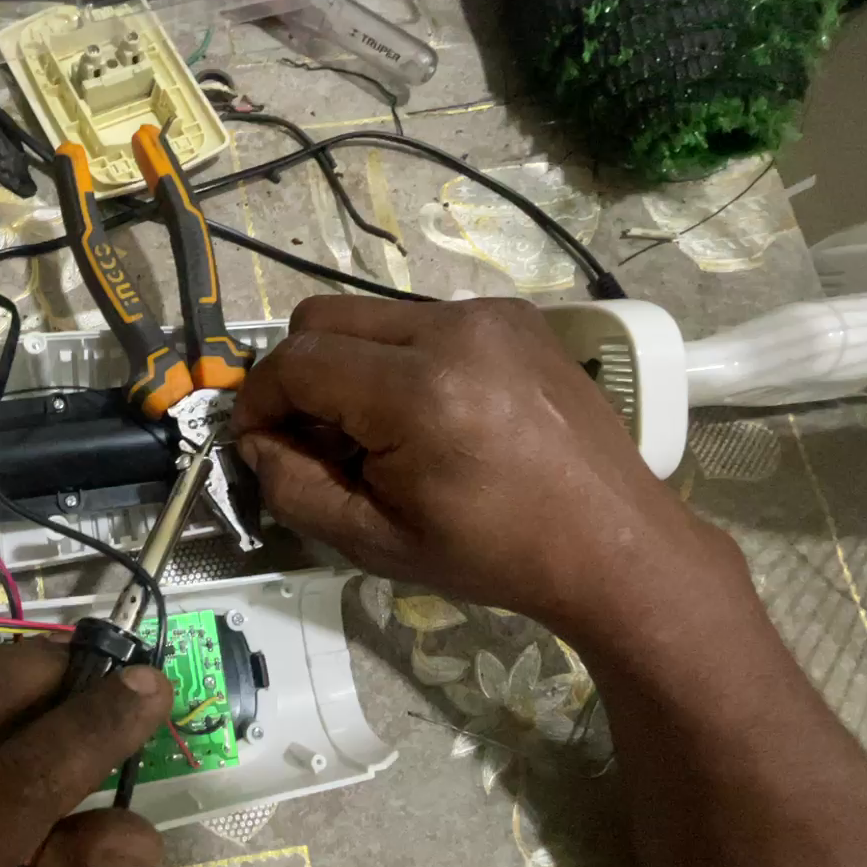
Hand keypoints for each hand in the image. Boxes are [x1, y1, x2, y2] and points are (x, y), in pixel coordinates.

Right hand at [231, 296, 740, 639]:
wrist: (611, 543)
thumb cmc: (490, 554)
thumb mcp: (370, 540)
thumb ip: (291, 487)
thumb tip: (256, 440)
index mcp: (419, 391)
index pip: (296, 363)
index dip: (257, 400)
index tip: (255, 439)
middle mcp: (453, 328)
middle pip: (320, 318)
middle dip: (295, 375)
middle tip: (309, 434)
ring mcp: (488, 313)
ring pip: (366, 314)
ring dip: (344, 365)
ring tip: (369, 428)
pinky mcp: (512, 314)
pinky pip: (416, 319)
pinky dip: (391, 358)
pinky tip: (419, 411)